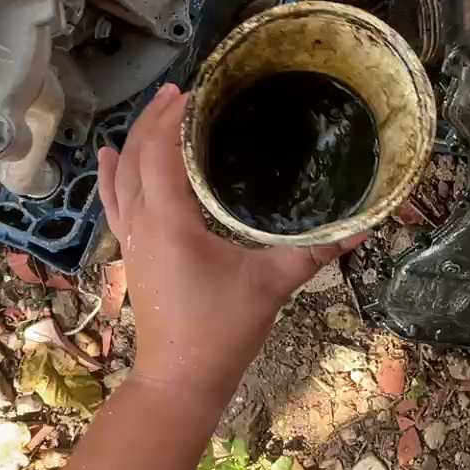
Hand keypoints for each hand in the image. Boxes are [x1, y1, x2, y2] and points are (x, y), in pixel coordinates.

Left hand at [97, 84, 361, 409]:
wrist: (180, 379)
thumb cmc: (221, 330)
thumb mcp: (272, 285)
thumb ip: (314, 251)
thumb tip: (362, 224)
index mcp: (170, 220)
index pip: (163, 152)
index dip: (176, 118)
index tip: (200, 91)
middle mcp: (142, 222)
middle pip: (139, 155)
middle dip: (157, 118)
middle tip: (185, 90)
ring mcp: (131, 238)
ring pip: (123, 175)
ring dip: (137, 139)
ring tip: (156, 109)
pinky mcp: (132, 253)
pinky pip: (114, 202)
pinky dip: (111, 175)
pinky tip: (108, 156)